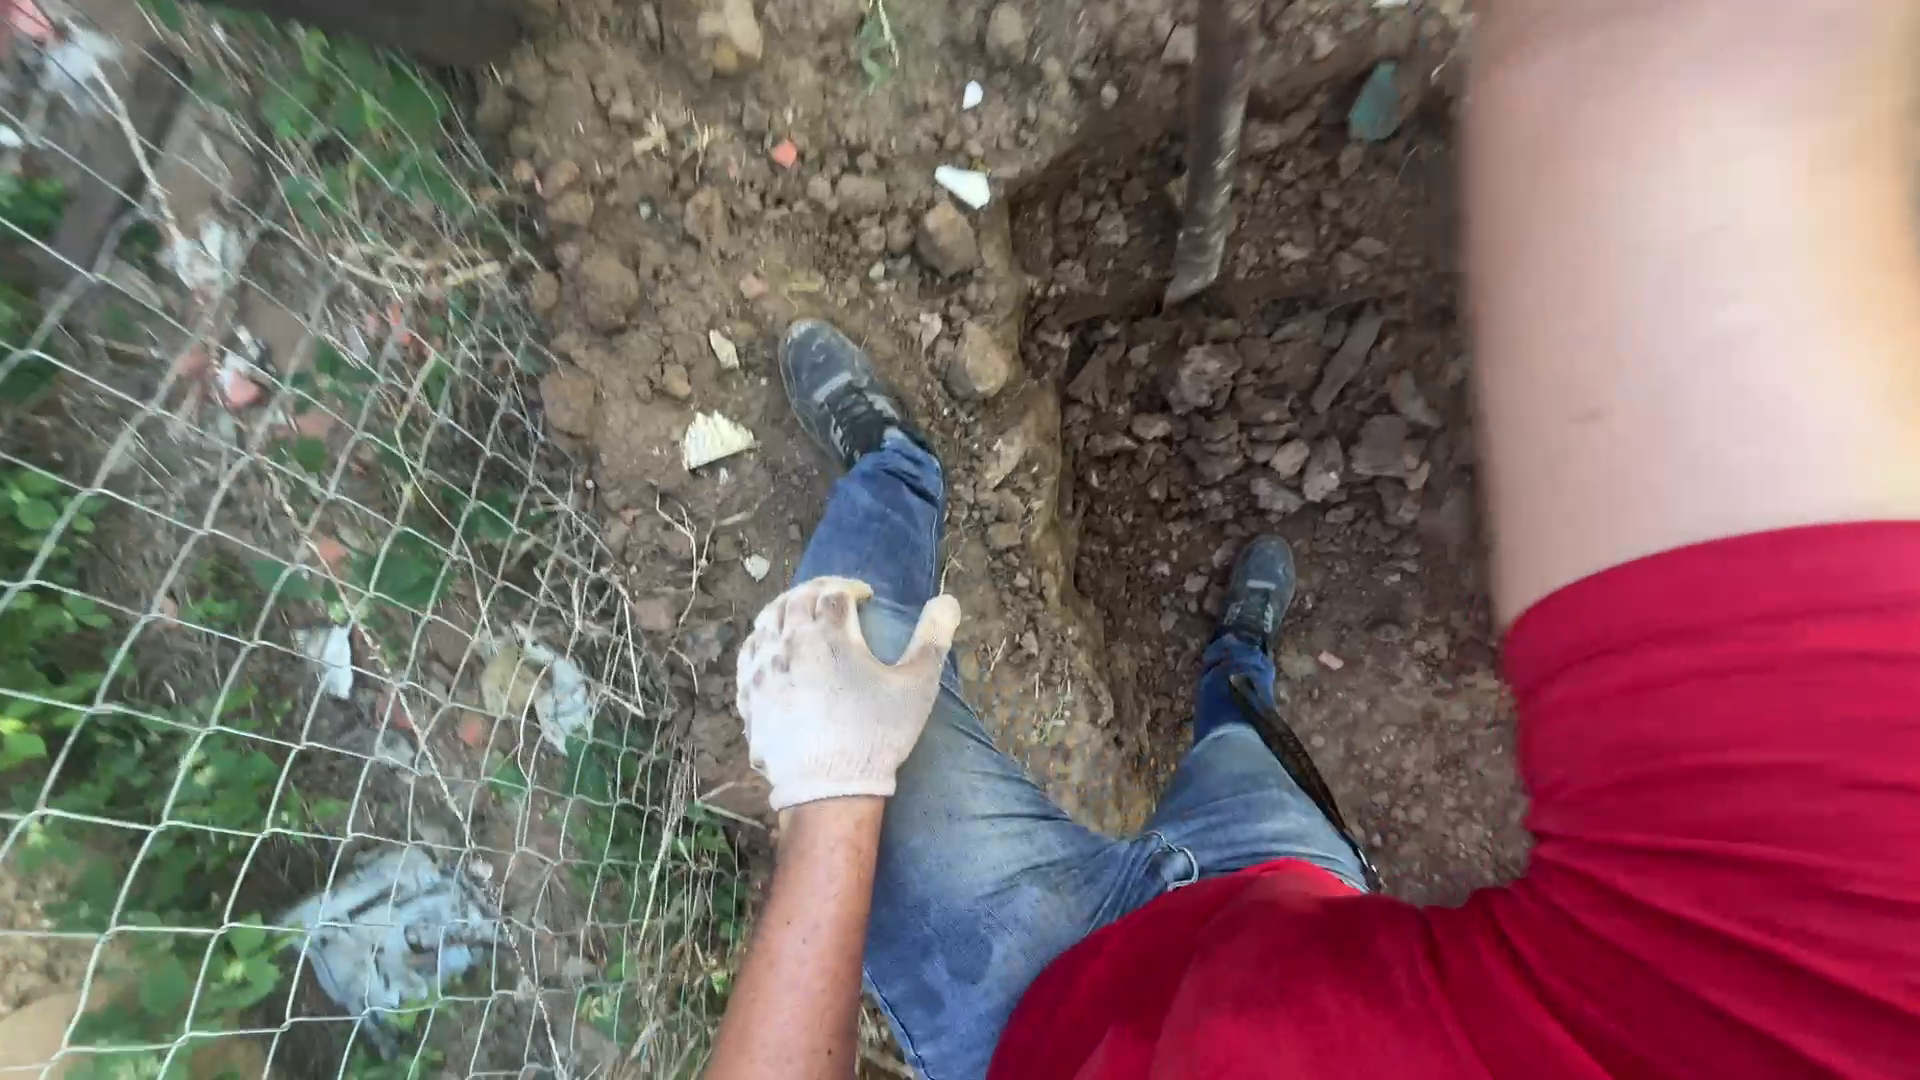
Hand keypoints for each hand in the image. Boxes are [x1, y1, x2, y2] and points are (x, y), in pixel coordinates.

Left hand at [736, 577, 961, 810]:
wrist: (827, 790)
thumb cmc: (877, 735)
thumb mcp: (916, 685)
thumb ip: (933, 638)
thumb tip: (948, 600)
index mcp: (829, 634)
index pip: (835, 592)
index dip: (851, 587)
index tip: (866, 596)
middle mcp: (789, 643)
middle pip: (797, 598)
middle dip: (818, 590)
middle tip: (836, 596)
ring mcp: (763, 670)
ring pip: (767, 620)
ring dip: (788, 608)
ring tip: (804, 613)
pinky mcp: (749, 696)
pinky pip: (750, 653)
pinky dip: (764, 638)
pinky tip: (775, 646)